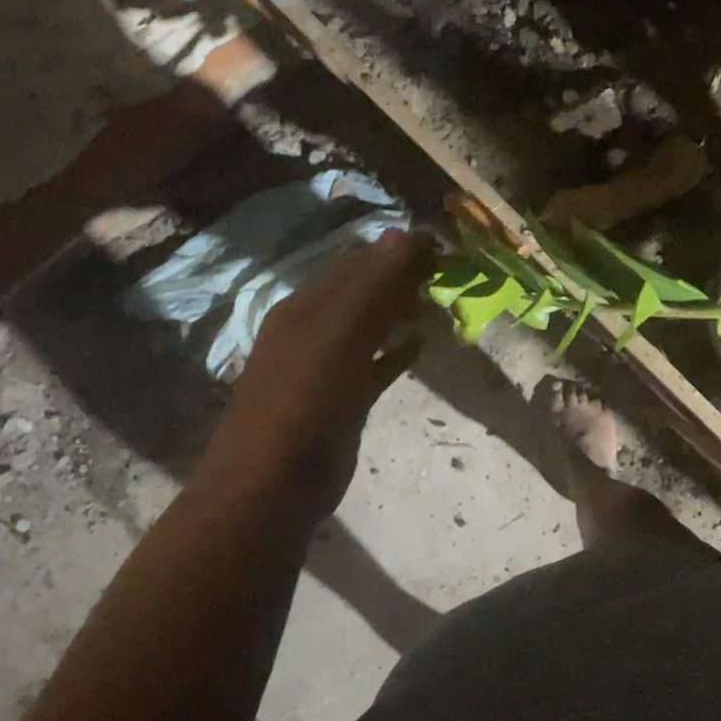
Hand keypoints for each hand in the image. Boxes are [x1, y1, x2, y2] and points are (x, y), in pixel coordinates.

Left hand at [202, 229, 437, 513]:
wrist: (271, 485)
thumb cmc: (303, 402)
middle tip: (449, 267)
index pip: (357, 263)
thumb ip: (372, 286)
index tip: (442, 244)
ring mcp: (328, 367)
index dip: (396, 250)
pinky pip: (375, 365)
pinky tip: (421, 345)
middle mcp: (314, 330)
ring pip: (372, 326)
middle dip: (402, 275)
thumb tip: (405, 235)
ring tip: (439, 297)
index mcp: (305, 308)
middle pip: (364, 291)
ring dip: (402, 309)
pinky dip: (397, 351)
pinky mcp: (344, 400)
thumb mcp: (338, 335)